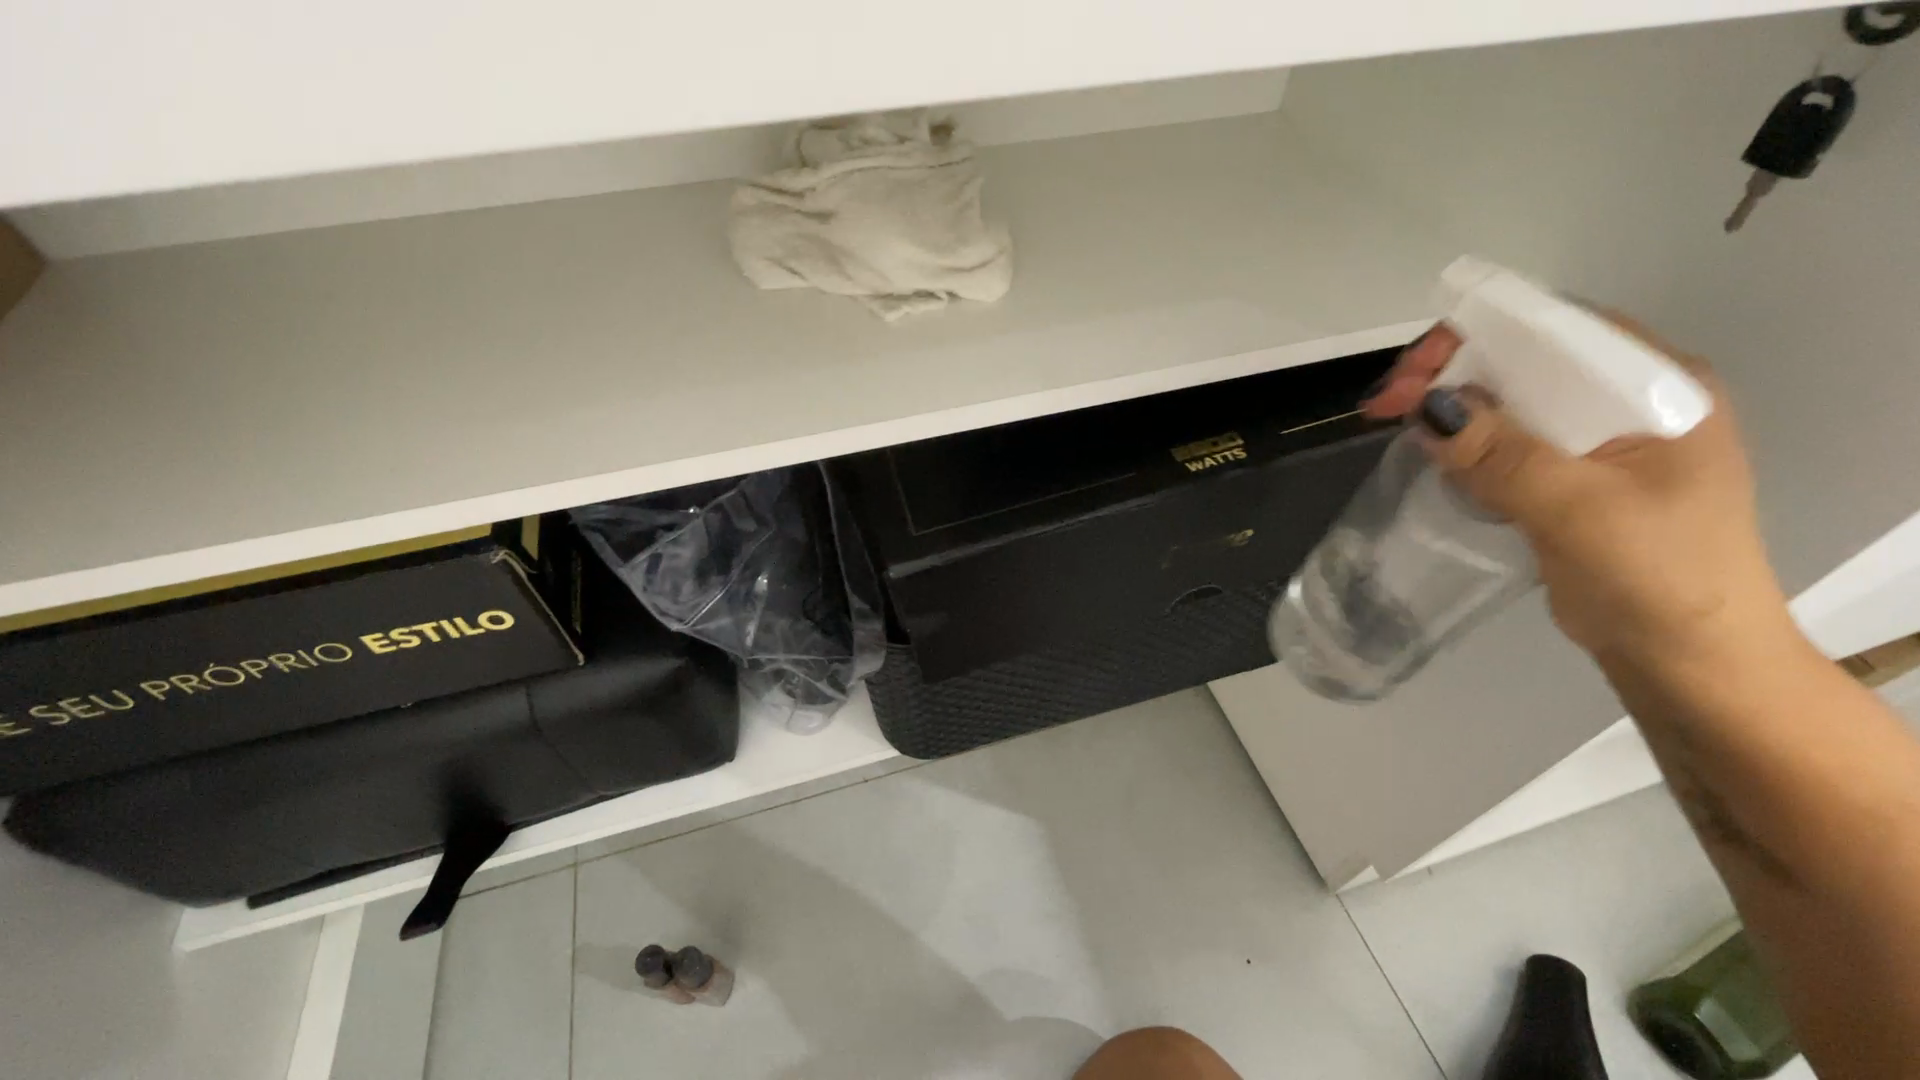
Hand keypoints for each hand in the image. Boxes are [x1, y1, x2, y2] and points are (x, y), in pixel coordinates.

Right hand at [1362, 319, 1795, 670]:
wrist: (1690, 663)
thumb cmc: (1657, 578)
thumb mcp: (1579, 509)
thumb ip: (1504, 455)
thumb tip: (1426, 408)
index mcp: (1662, 388)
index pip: (1560, 331)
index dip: (1479, 337)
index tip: (1411, 374)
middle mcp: (1635, 403)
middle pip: (1530, 362)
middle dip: (1454, 374)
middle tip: (1386, 405)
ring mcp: (1606, 444)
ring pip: (1515, 404)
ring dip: (1455, 410)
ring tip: (1399, 425)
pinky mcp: (1577, 481)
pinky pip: (1513, 444)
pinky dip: (1469, 445)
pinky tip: (1438, 455)